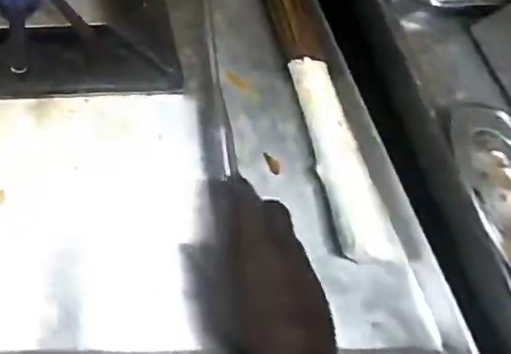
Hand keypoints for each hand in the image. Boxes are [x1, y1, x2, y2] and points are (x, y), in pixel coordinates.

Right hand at [206, 177, 335, 353]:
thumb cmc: (250, 327)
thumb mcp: (217, 294)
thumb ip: (206, 262)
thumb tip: (191, 244)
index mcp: (258, 242)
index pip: (247, 198)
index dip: (235, 187)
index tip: (224, 184)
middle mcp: (287, 248)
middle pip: (275, 209)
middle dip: (257, 207)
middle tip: (238, 216)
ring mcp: (307, 270)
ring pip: (290, 235)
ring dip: (273, 234)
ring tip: (255, 250)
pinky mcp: (319, 292)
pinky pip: (301, 260)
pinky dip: (286, 258)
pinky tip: (275, 278)